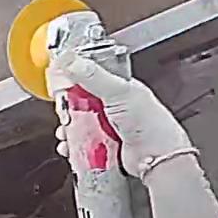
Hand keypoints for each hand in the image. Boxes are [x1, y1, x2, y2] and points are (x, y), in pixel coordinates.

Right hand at [47, 45, 194, 180]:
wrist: (157, 157)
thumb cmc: (149, 122)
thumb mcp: (118, 92)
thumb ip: (92, 75)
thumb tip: (70, 59)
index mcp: (120, 88)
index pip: (91, 79)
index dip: (74, 81)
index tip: (60, 85)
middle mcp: (114, 108)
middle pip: (81, 105)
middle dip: (68, 110)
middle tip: (63, 114)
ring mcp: (109, 128)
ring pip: (80, 126)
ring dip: (69, 131)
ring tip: (65, 134)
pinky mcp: (105, 148)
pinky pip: (83, 145)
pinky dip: (74, 147)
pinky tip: (71, 148)